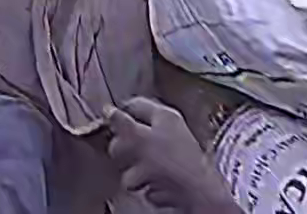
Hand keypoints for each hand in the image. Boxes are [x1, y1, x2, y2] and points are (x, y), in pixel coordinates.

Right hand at [107, 98, 239, 211]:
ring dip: (136, 170)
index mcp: (164, 115)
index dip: (118, 111)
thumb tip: (106, 109)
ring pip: (143, 159)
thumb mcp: (139, 137)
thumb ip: (120, 122)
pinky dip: (151, 184)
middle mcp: (170, 133)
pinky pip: (155, 178)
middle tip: (118, 155)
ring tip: (137, 179)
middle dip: (124, 148)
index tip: (105, 121)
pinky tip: (152, 189)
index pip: (135, 104)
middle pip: (136, 133)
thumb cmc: (171, 162)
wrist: (201, 202)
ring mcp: (175, 158)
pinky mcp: (177, 181)